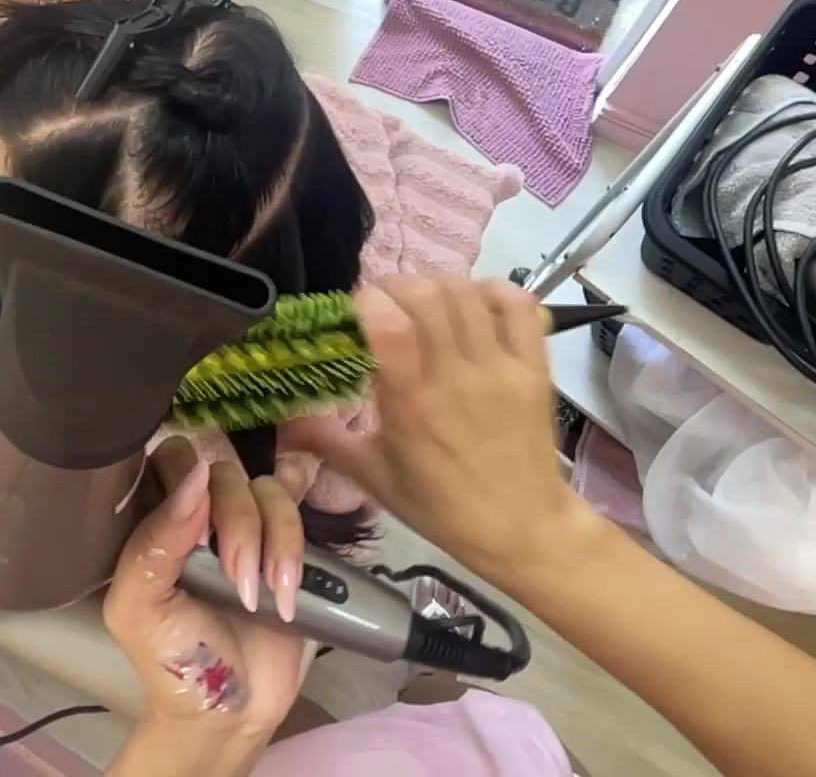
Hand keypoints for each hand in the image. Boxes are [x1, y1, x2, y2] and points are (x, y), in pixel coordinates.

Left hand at [103, 441, 308, 745]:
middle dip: (237, 522)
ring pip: (266, 488)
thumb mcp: (140, 609)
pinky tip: (288, 589)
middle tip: (236, 578)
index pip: (170, 459)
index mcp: (156, 519)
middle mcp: (200, 510)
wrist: (230, 711)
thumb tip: (197, 475)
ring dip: (274, 539)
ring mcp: (246, 522)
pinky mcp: (283, 538)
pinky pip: (297, 508)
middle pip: (223, 472)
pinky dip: (296, 544)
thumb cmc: (171, 658)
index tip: (198, 529)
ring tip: (266, 594)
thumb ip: (154, 542)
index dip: (187, 479)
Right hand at [296, 277, 581, 581]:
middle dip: (397, 284)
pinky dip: (493, 289)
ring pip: (467, 295)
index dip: (368, 302)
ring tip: (423, 301)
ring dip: (437, 284)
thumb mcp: (375, 478)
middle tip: (385, 300)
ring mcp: (500, 369)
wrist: (523, 530)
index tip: (357, 310)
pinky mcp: (534, 368)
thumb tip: (281, 424)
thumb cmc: (442, 507)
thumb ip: (327, 442)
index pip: (389, 326)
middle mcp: (456, 379)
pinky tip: (472, 301)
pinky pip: (519, 307)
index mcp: (412, 405)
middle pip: (428, 297)